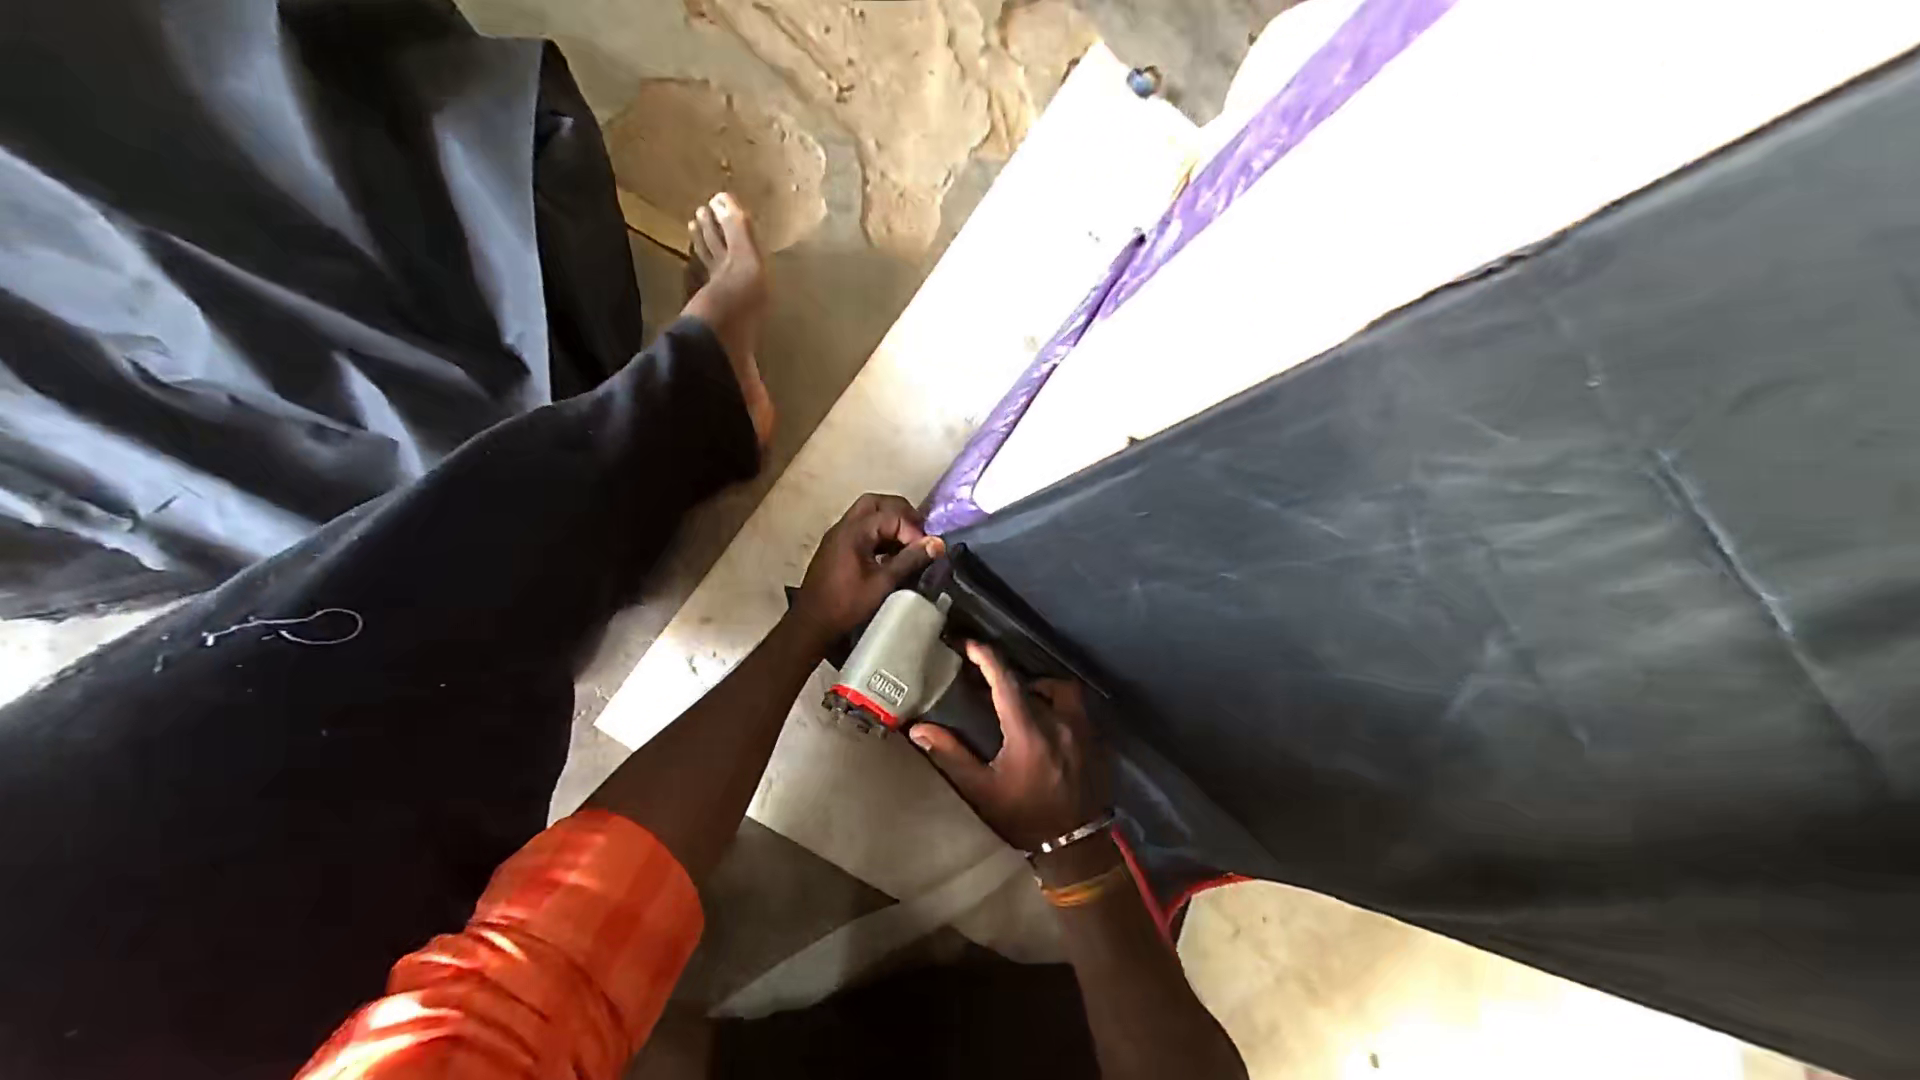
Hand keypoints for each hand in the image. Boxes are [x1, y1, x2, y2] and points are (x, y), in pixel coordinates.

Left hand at [789, 494, 943, 649]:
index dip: (912, 529)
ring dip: (889, 523)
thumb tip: (938, 543)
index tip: (925, 550)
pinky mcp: (836, 548)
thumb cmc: (847, 605)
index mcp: (854, 531)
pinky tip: (891, 555)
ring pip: (866, 514)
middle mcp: (843, 527)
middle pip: (875, 503)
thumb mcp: (883, 583)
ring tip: (908, 543)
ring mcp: (837, 536)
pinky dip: (879, 534)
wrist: (812, 626)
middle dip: (900, 513)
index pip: (891, 515)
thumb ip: (910, 560)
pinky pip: (860, 529)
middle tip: (918, 532)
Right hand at [909, 641, 1109, 852]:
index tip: (969, 644)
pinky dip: (1062, 705)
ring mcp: (1085, 730)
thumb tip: (918, 729)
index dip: (986, 657)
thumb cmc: (1024, 818)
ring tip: (1024, 699)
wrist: (1076, 848)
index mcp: (1029, 731)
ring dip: (1042, 687)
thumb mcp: (982, 790)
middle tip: (992, 684)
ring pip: (1064, 689)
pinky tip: (1050, 721)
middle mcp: (1061, 722)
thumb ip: (952, 755)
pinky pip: (1080, 708)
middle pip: (1035, 681)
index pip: (1006, 681)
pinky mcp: (1099, 740)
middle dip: (1011, 677)